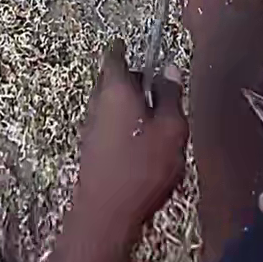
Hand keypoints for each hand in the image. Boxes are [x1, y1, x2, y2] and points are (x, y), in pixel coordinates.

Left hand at [69, 40, 187, 235]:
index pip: (115, 54)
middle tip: (155, 87)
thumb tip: (170, 68)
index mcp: (115, 86)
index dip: (125, 48)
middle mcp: (98, 100)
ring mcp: (91, 124)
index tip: (134, 46)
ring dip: (127, 103)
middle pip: (112, 78)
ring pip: (110, 101)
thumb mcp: (171, 128)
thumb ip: (171, 95)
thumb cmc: (143, 165)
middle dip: (131, 78)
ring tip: (153, 119)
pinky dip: (123, 123)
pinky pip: (108, 122)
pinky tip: (140, 143)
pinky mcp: (91, 147)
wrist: (105, 214)